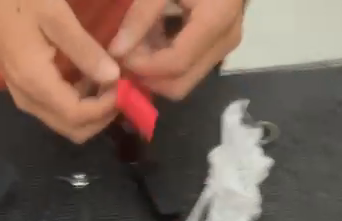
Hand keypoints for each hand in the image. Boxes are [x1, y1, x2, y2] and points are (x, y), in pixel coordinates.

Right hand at [0, 0, 120, 141]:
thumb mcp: (55, 16)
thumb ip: (85, 50)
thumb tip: (113, 77)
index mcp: (36, 84)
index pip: (77, 116)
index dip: (105, 108)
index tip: (126, 88)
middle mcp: (29, 101)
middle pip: (72, 129)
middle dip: (101, 117)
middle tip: (122, 91)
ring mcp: (24, 97)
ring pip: (65, 123)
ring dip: (91, 112)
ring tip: (111, 84)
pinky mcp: (24, 90)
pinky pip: (55, 110)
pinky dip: (78, 103)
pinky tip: (90, 80)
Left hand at [110, 0, 246, 99]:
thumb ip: (141, 15)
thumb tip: (116, 52)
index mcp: (216, 20)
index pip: (176, 64)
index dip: (144, 67)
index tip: (119, 55)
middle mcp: (225, 41)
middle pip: (179, 84)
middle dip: (148, 77)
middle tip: (126, 54)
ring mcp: (223, 47)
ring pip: (182, 82)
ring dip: (154, 71)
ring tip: (138, 43)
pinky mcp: (218, 48)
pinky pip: (186, 70)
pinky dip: (164, 62)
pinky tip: (153, 38)